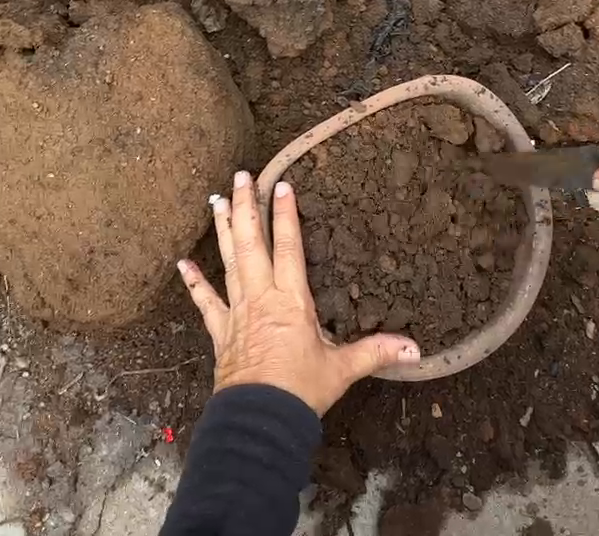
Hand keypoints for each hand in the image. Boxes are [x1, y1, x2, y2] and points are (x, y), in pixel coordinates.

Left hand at [178, 170, 420, 414]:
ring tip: (215, 200)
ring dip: (222, 229)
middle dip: (245, 207)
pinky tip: (183, 263)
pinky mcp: (221, 332)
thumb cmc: (301, 392)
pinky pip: (205, 302)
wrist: (259, 422)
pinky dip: (194, 282)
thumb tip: (415, 348)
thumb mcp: (343, 369)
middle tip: (240, 176)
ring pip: (229, 261)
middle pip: (251, 242)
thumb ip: (376, 351)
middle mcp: (261, 297)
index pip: (288, 247)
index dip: (285, 215)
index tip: (282, 184)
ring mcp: (237, 312)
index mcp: (291, 300)